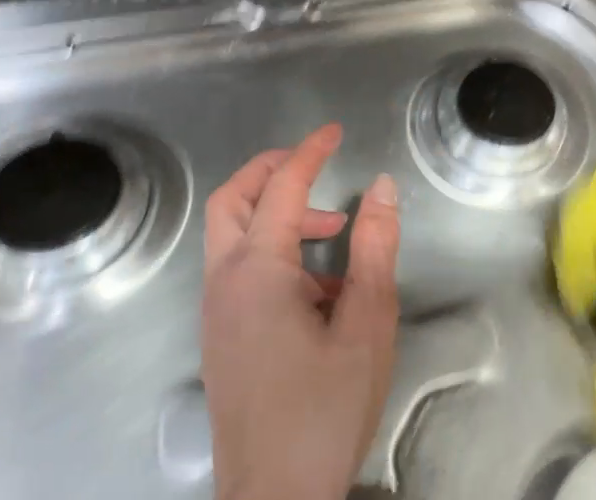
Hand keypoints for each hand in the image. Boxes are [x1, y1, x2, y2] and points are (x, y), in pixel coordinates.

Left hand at [201, 125, 400, 499]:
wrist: (274, 497)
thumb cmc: (325, 408)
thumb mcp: (366, 323)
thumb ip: (374, 248)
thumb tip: (380, 188)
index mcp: (257, 271)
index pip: (283, 189)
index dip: (310, 152)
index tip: (335, 132)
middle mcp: (224, 282)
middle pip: (232, 200)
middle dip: (271, 171)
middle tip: (315, 165)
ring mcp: (215, 312)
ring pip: (230, 236)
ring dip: (274, 215)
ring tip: (335, 236)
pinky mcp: (219, 338)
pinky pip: (236, 270)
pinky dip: (270, 252)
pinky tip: (318, 290)